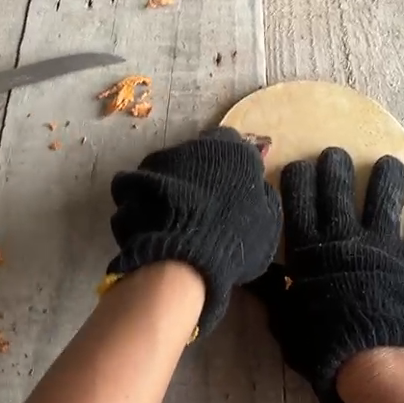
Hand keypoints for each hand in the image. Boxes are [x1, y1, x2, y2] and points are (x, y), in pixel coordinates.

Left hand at [107, 127, 280, 339]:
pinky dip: (151, 196)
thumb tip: (258, 188)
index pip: (236, 147)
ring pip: (173, 166)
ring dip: (176, 183)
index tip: (233, 186)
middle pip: (202, 154)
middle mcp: (198, 145)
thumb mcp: (267, 222)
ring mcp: (163, 159)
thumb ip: (263, 197)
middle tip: (204, 201)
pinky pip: (147, 184)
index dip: (234, 167)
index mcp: (235, 151)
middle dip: (203, 172)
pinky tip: (156, 219)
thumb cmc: (233, 239)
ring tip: (177, 214)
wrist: (181, 257)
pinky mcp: (136, 178)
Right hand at [250, 148, 403, 402]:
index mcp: (310, 249)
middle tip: (335, 154)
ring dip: (387, 176)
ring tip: (387, 164)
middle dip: (335, 165)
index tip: (298, 166)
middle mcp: (346, 237)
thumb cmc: (323, 343)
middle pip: (339, 188)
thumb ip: (274, 296)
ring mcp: (383, 245)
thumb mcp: (287, 320)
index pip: (299, 200)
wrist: (374, 358)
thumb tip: (254, 283)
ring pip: (386, 197)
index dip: (297, 177)